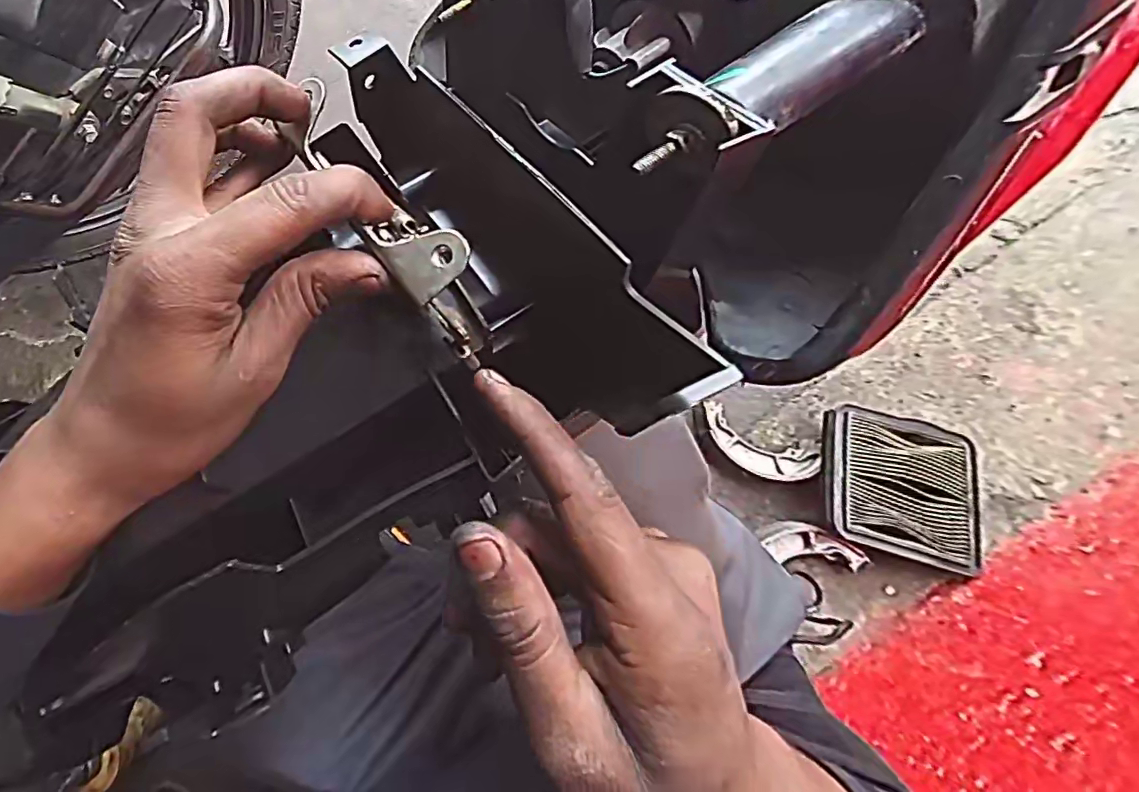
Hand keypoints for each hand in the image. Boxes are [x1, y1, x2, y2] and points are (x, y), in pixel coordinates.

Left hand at [0, 66, 395, 610]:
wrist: (100, 445)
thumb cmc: (160, 423)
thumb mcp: (252, 369)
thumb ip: (305, 299)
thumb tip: (359, 264)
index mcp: (184, 267)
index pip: (283, 198)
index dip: (345, 193)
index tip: (377, 209)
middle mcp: (155, 230)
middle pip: (191, 110)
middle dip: (255, 89)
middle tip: (308, 110)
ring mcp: (147, 228)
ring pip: (186, 131)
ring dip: (245, 120)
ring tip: (298, 146)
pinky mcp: (151, 237)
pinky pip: (192, 171)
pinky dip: (235, 159)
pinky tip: (271, 186)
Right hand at [456, 371, 842, 791]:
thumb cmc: (652, 775)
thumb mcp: (567, 724)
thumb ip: (520, 626)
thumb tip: (476, 541)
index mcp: (658, 615)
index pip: (585, 494)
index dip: (532, 429)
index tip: (492, 386)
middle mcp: (670, 568)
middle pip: (548, 519)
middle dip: (496, 560)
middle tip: (469, 623)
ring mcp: (665, 558)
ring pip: (553, 529)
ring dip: (515, 574)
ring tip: (499, 639)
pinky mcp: (652, 557)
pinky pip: (574, 540)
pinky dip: (540, 573)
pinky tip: (533, 617)